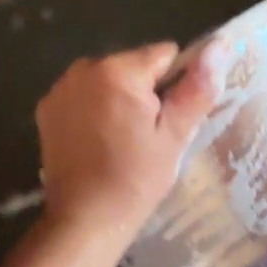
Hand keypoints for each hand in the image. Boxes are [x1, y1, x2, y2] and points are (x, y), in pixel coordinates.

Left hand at [35, 41, 221, 246]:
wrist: (83, 221)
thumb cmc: (135, 180)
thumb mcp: (175, 136)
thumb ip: (197, 88)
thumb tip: (220, 45)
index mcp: (120, 70)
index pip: (164, 54)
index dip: (173, 84)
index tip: (167, 119)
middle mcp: (86, 67)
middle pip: (133, 65)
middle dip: (144, 91)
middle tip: (145, 135)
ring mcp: (62, 87)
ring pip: (108, 78)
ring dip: (117, 98)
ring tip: (121, 141)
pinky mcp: (46, 106)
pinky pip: (83, 94)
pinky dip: (92, 108)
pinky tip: (95, 142)